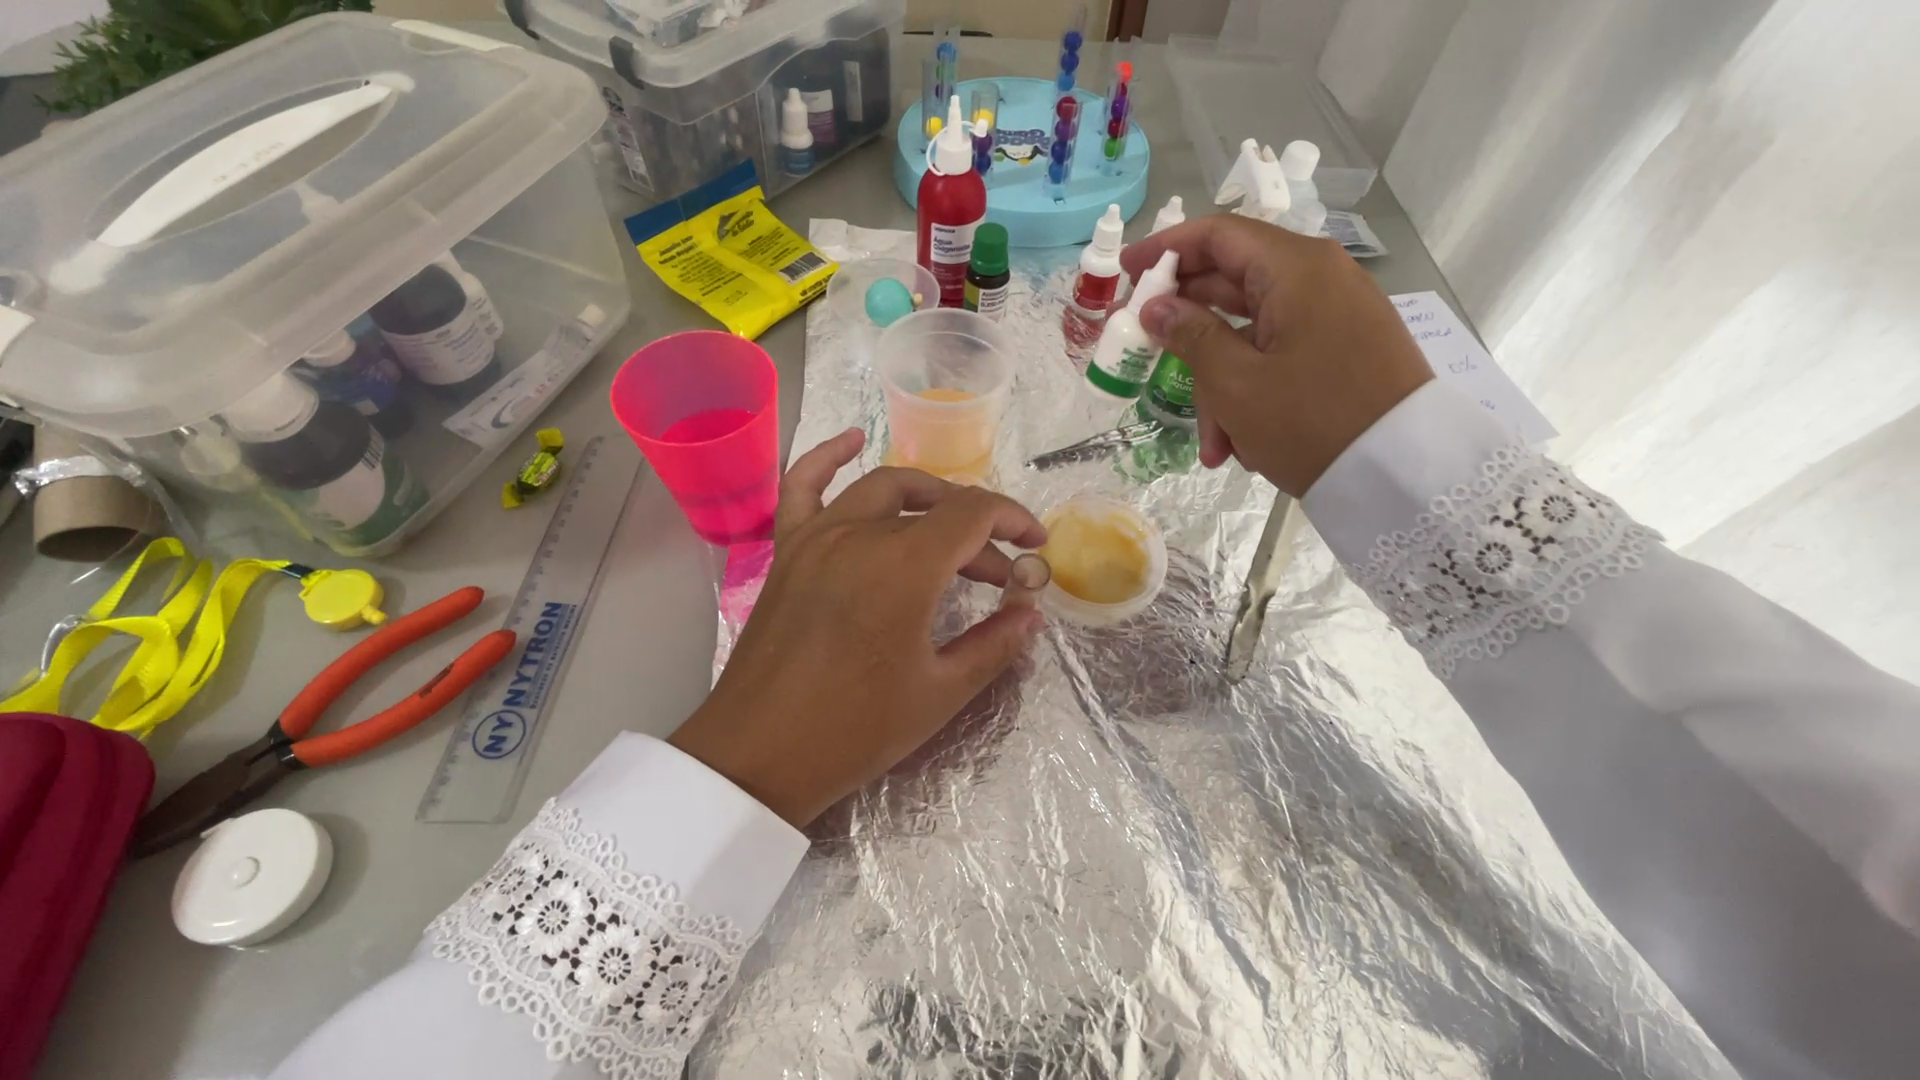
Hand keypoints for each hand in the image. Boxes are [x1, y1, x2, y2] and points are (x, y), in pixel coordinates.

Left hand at [668, 429, 1048, 826]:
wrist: (759, 754)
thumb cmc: (854, 730)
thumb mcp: (940, 693)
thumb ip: (994, 645)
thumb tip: (1031, 614)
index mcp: (904, 566)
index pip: (974, 513)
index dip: (1015, 521)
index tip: (1036, 548)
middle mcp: (860, 534)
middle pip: (934, 505)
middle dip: (978, 530)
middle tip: (998, 576)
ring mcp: (816, 537)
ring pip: (881, 489)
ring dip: (926, 501)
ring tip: (952, 534)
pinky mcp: (787, 551)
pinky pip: (803, 486)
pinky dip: (829, 457)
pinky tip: (852, 441)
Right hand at [1120, 215, 1434, 495]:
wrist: (1404, 474)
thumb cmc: (1311, 421)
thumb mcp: (1236, 383)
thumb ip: (1189, 335)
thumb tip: (1156, 306)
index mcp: (1295, 268)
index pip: (1218, 234)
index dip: (1166, 249)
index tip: (1125, 272)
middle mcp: (1319, 278)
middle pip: (1232, 287)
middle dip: (1188, 335)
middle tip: (1145, 359)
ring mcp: (1335, 316)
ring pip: (1254, 334)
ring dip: (1221, 386)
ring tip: (1213, 445)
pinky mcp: (1345, 350)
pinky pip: (1282, 357)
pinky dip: (1254, 392)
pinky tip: (1241, 444)